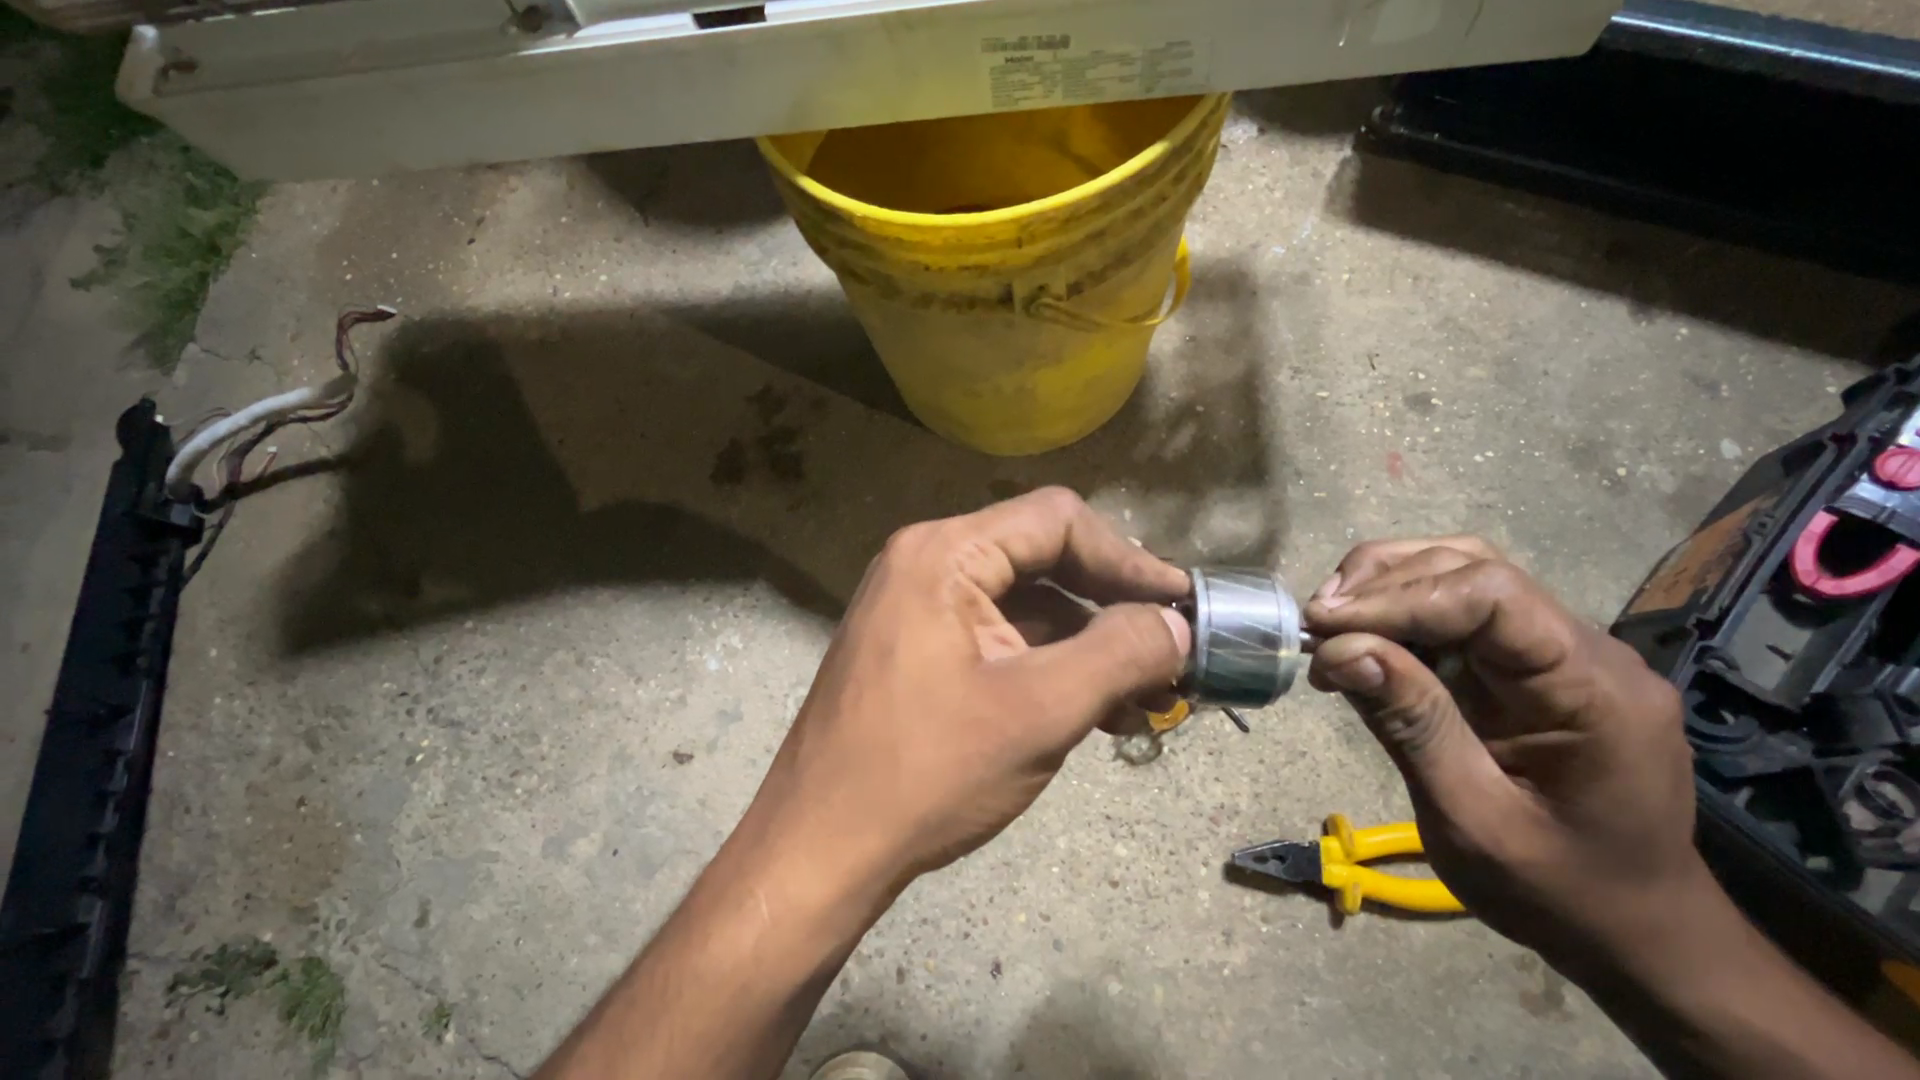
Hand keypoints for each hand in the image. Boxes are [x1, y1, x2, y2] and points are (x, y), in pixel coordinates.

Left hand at [745, 488, 1192, 893]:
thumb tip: (1177, 626)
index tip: (1181, 607)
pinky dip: (1048, 668)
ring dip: (1086, 648)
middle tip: (1170, 657)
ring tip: (1143, 702)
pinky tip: (1094, 713)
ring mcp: (915, 610)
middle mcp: (924, 565)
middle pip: (1041, 560)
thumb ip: (1120, 654)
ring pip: (1024, 607)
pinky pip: (997, 640)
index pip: (1057, 521)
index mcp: (943, 555)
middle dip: (1110, 611)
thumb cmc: (928, 774)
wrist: (819, 850)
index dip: (1128, 560)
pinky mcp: (915, 652)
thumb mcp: (1040, 711)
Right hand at [1303, 538, 1704, 967]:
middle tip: (1314, 622)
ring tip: (1327, 625)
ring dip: (1388, 590)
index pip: (1492, 595)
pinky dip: (1402, 618)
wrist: (1635, 932)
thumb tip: (1339, 648)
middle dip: (1384, 583)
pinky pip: (1464, 618)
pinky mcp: (1534, 668)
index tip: (1323, 624)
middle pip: (1476, 569)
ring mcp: (1563, 654)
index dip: (1398, 597)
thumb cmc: (1558, 893)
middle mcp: (1587, 651)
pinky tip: (1361, 643)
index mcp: (1593, 689)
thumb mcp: (1473, 822)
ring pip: (1466, 579)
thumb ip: (1412, 726)